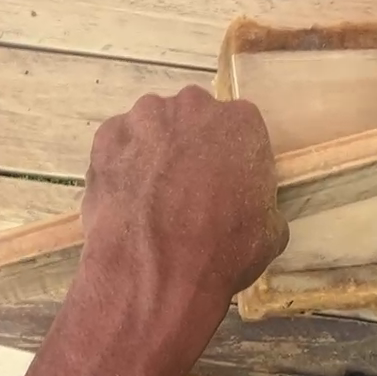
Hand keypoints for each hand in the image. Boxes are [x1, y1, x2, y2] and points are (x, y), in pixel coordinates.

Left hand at [80, 85, 288, 304]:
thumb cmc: (224, 250)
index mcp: (242, 121)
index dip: (231, 159)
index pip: (241, 129)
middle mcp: (193, 107)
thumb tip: (252, 211)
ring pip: (153, 127)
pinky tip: (128, 198)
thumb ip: (261, 204)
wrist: (159, 269)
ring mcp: (145, 118)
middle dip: (191, 147)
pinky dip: (121, 164)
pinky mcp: (107, 137)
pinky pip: (118, 145)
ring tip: (153, 196)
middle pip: (194, 119)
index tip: (225, 184)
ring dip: (155, 152)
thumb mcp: (269, 231)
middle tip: (187, 189)